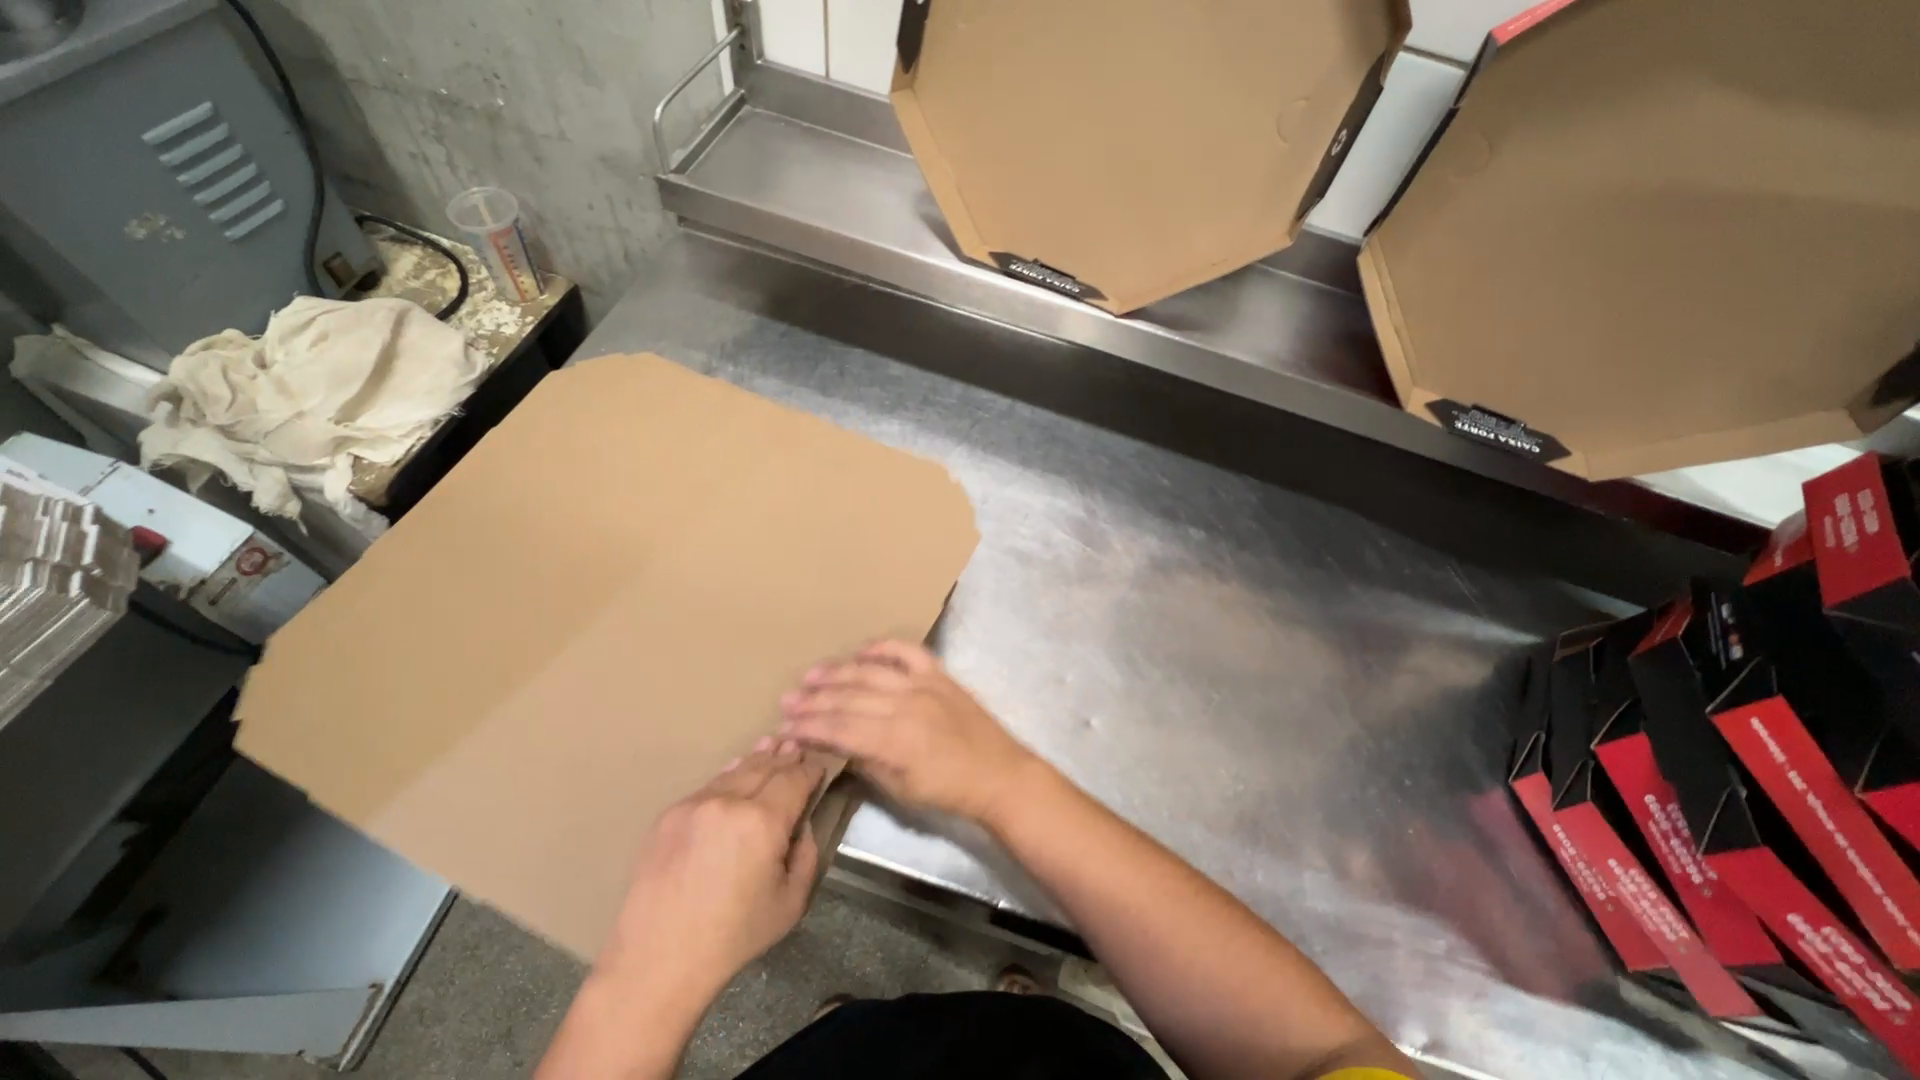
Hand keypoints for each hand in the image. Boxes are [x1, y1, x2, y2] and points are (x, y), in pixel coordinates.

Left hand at [597, 740, 826, 998]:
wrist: (660, 955)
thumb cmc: (734, 935)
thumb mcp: (791, 902)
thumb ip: (804, 855)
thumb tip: (801, 825)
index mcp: (764, 821)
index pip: (795, 779)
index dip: (811, 770)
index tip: (821, 765)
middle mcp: (729, 801)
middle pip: (766, 767)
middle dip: (786, 756)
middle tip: (798, 744)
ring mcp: (696, 804)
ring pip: (735, 770)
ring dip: (758, 758)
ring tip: (772, 744)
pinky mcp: (670, 814)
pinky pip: (709, 785)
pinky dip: (729, 774)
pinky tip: (736, 770)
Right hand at [779, 641, 1042, 825]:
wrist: (999, 775)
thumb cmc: (948, 791)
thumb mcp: (900, 790)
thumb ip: (865, 762)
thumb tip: (833, 744)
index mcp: (895, 740)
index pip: (840, 728)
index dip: (809, 727)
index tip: (785, 727)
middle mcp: (906, 705)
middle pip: (849, 698)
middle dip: (813, 700)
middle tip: (786, 701)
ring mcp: (924, 685)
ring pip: (870, 673)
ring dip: (836, 673)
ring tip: (810, 676)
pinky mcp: (939, 675)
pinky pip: (906, 651)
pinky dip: (882, 648)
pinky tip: (860, 652)